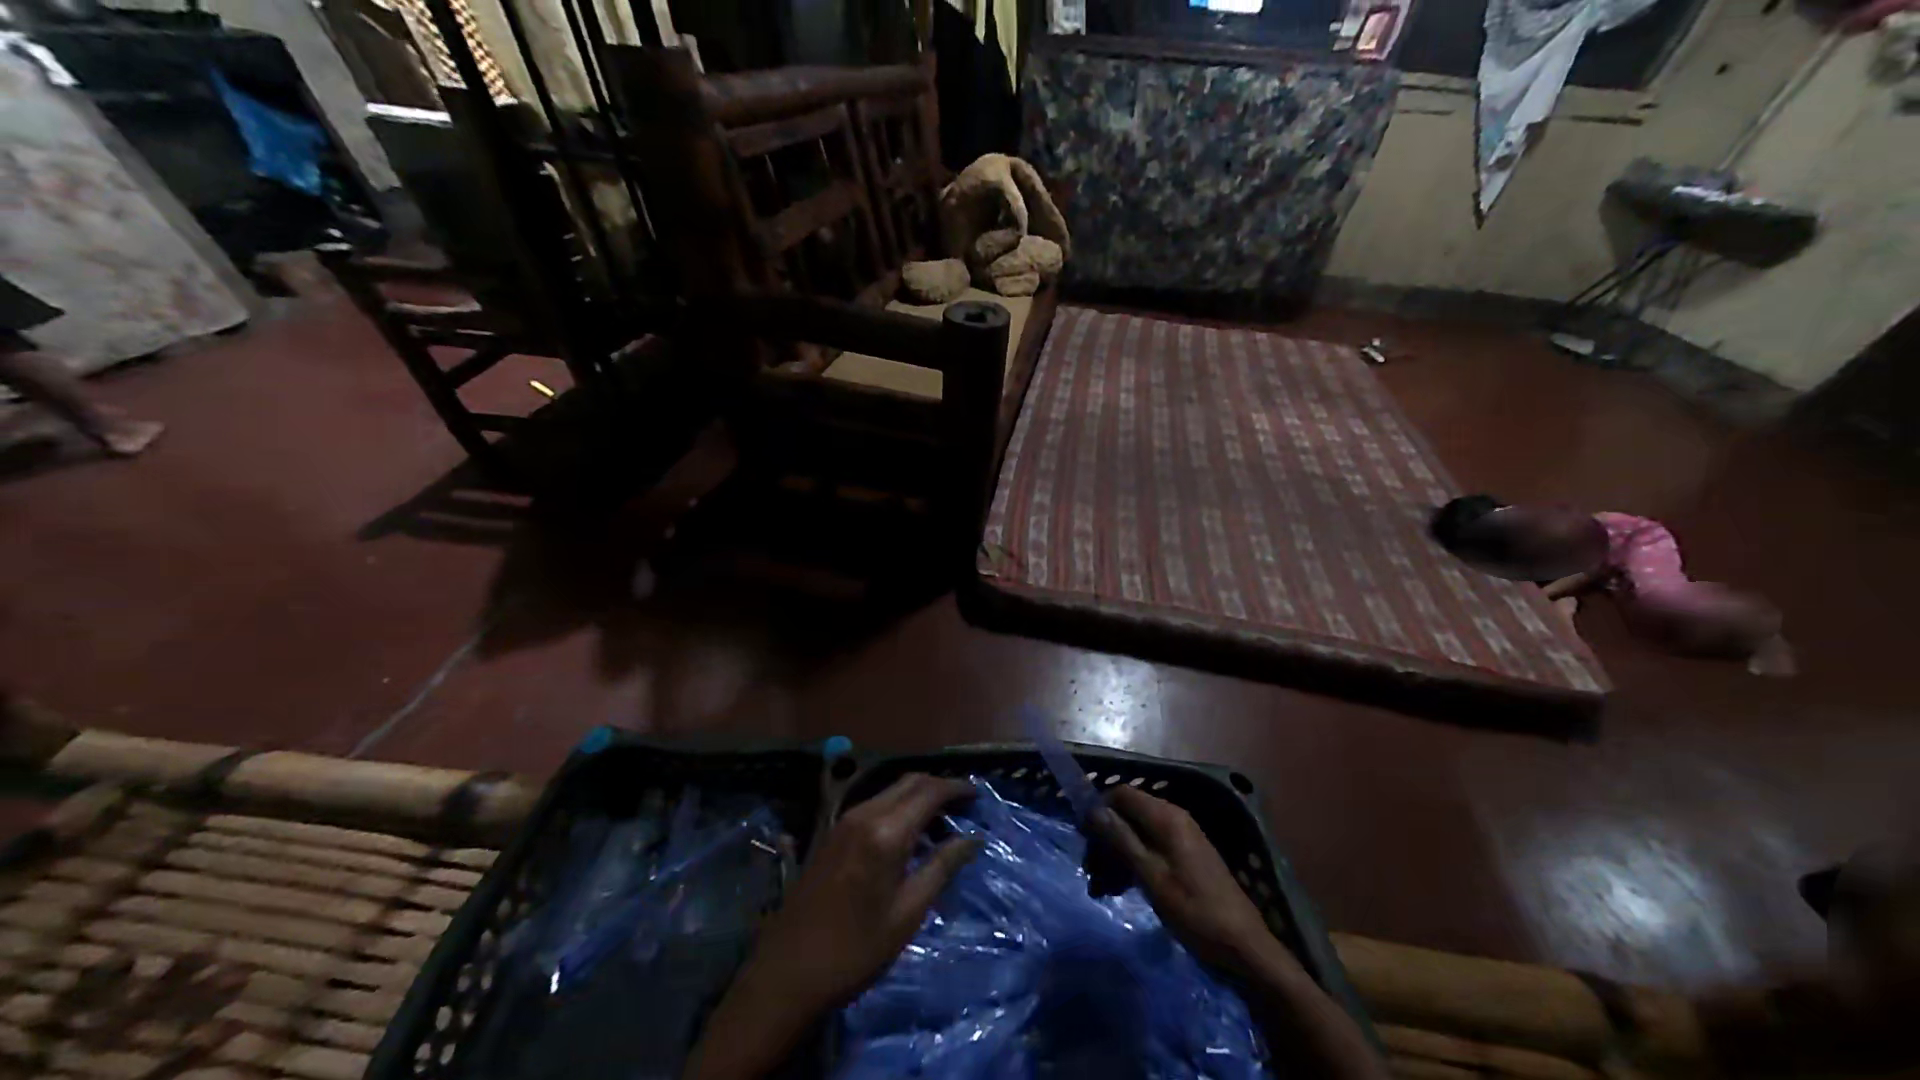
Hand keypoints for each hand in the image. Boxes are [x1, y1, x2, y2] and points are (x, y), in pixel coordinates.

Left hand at [684, 774, 980, 1079]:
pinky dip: (898, 807)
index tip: (979, 795)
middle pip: (908, 782)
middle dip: (938, 786)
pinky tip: (909, 832)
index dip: (957, 788)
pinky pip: (873, 805)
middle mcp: (863, 814)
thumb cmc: (856, 949)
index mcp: (885, 831)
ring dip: (917, 796)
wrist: (787, 972)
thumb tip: (973, 838)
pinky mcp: (831, 834)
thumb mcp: (908, 912)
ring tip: (942, 819)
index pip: (929, 791)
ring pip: (890, 791)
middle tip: (964, 805)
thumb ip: (942, 866)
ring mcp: (843, 822)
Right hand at [1088, 785, 1295, 983]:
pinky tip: (1119, 890)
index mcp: (1167, 817)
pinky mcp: (1186, 858)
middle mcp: (1174, 819)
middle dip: (1105, 840)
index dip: (1099, 810)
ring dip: (1115, 857)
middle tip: (1090, 873)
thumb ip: (1122, 840)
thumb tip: (1094, 810)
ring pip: (1137, 835)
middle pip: (1128, 815)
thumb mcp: (1151, 876)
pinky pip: (1150, 850)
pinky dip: (1132, 865)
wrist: (1244, 947)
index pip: (1122, 794)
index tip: (1083, 840)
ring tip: (1100, 889)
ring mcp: (1182, 839)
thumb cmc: (1194, 911)